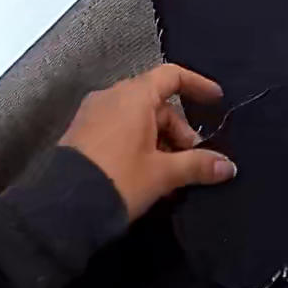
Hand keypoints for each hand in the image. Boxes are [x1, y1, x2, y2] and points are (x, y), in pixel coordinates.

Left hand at [60, 65, 236, 220]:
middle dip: (180, 131)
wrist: (60, 211)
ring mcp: (93, 115)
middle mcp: (111, 97)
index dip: (197, 85)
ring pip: (139, 119)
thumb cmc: (116, 180)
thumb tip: (227, 167)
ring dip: (161, 142)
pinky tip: (148, 176)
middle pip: (158, 104)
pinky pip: (120, 130)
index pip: (172, 76)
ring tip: (171, 175)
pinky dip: (140, 146)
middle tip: (193, 160)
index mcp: (133, 96)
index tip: (215, 99)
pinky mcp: (82, 135)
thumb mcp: (163, 173)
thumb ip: (198, 165)